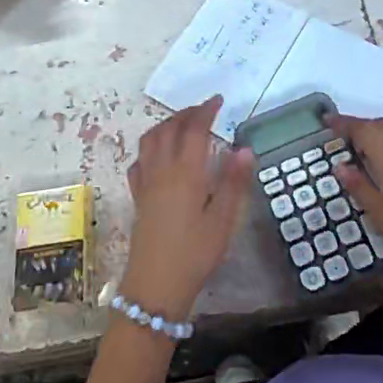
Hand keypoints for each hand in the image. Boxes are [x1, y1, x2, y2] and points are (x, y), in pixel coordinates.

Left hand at [121, 97, 253, 322]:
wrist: (156, 283)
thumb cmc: (196, 252)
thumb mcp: (224, 219)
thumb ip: (233, 182)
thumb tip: (244, 148)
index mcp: (186, 172)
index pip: (194, 130)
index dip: (205, 111)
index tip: (217, 100)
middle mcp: (162, 170)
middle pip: (169, 129)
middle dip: (185, 113)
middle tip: (203, 109)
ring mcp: (146, 183)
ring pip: (150, 141)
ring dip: (165, 125)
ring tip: (181, 124)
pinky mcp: (137, 197)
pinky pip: (139, 161)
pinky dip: (150, 148)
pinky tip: (157, 155)